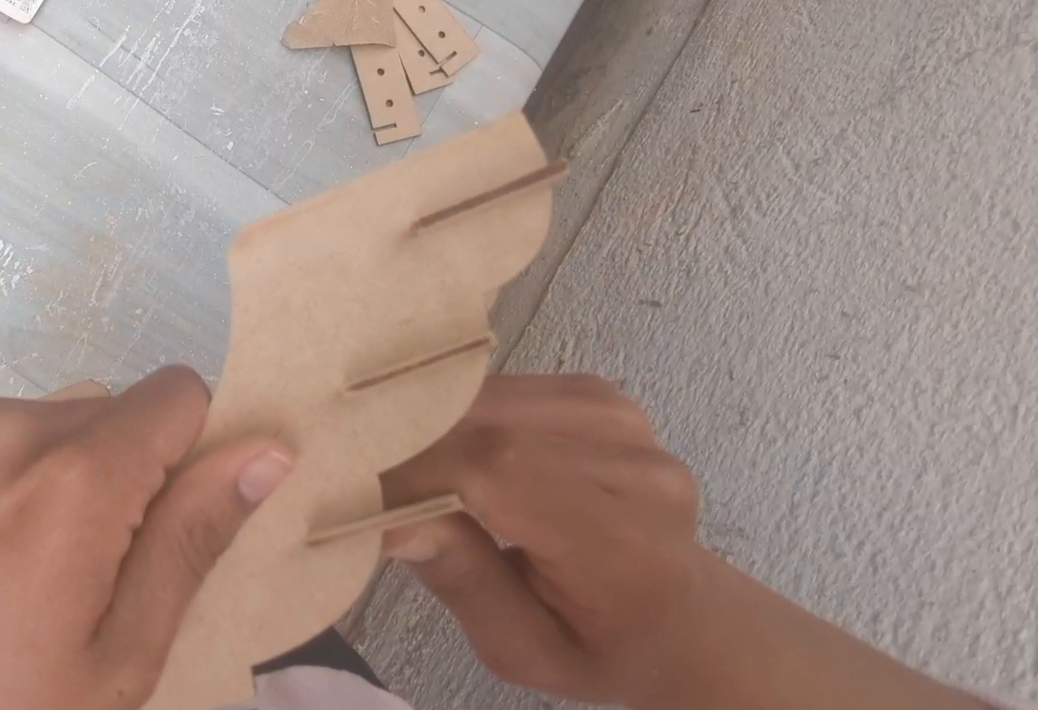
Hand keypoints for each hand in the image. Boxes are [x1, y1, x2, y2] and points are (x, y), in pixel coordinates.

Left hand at [0, 367, 292, 709]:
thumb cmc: (8, 707)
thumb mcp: (122, 653)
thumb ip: (194, 536)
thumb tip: (267, 450)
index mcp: (77, 477)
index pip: (178, 392)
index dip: (187, 450)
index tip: (158, 517)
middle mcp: (12, 424)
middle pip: (113, 410)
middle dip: (121, 470)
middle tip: (83, 566)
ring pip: (52, 416)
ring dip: (59, 467)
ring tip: (18, 558)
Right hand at [380, 375, 989, 709]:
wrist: (678, 607)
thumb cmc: (594, 643)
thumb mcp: (522, 651)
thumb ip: (463, 583)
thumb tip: (394, 518)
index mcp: (621, 546)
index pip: (495, 470)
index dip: (413, 472)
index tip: (360, 495)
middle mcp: (631, 465)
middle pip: (479, 423)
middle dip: (410, 448)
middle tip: (369, 479)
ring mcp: (620, 416)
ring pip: (480, 396)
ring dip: (431, 428)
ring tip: (411, 467)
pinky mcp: (597, 390)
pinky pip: (495, 386)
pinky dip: (458, 414)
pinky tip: (457, 448)